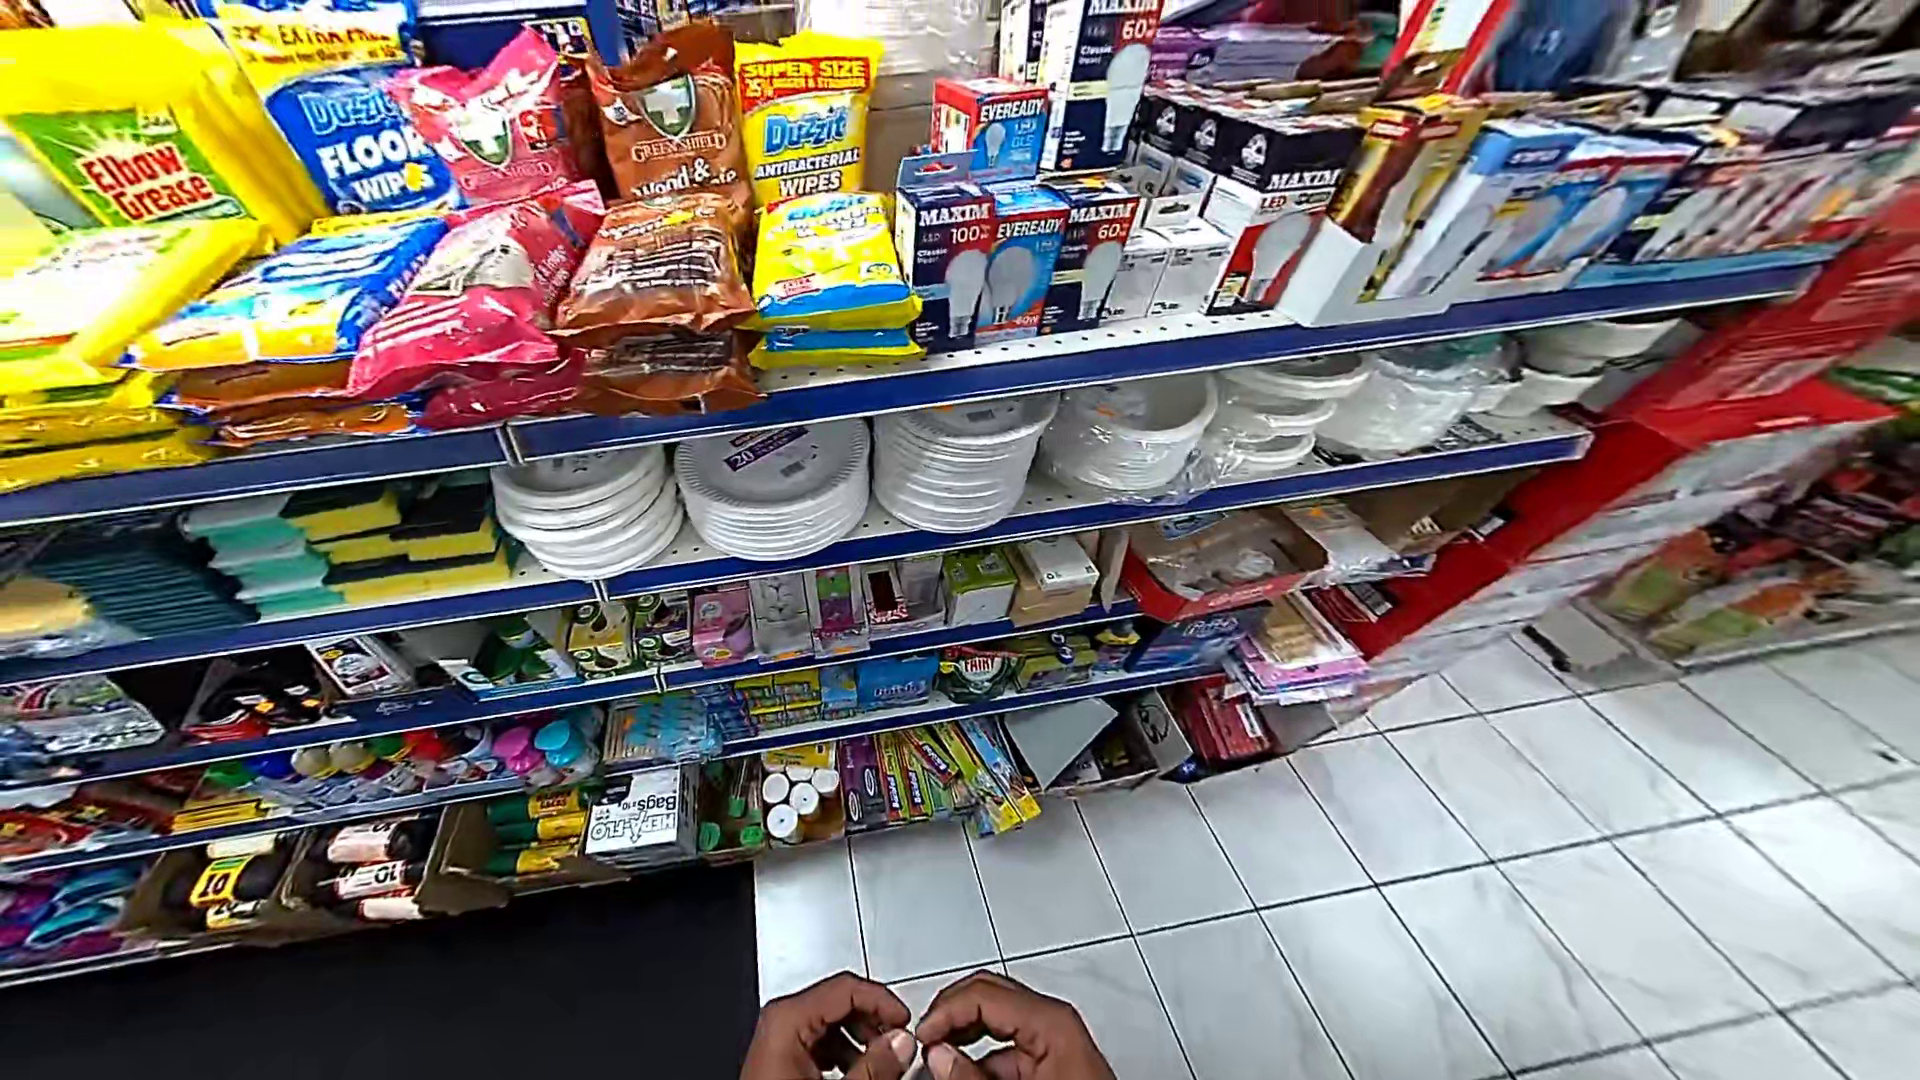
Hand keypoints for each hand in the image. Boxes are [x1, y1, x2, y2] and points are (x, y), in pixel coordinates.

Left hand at [739, 971, 916, 1079]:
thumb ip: (872, 1067)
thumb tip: (900, 1041)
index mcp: (787, 1018)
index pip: (846, 987)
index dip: (881, 1001)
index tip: (903, 1021)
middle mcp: (780, 1018)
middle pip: (840, 1001)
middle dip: (872, 1021)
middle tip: (896, 1042)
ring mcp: (778, 1035)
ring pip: (832, 1020)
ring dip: (860, 1038)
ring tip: (879, 1061)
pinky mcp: (780, 1053)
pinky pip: (820, 1037)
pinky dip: (843, 1050)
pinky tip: (856, 1071)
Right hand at [913, 970, 1117, 1079]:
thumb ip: (976, 1076)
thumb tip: (939, 1053)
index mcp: (1052, 1020)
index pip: (984, 991)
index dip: (946, 1009)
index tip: (922, 1035)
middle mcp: (1054, 1021)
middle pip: (989, 995)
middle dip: (952, 1014)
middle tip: (924, 1040)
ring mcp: (1054, 1041)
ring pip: (996, 1023)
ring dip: (964, 1037)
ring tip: (939, 1059)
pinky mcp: (1053, 1063)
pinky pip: (1008, 1050)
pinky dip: (982, 1060)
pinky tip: (964, 1074)